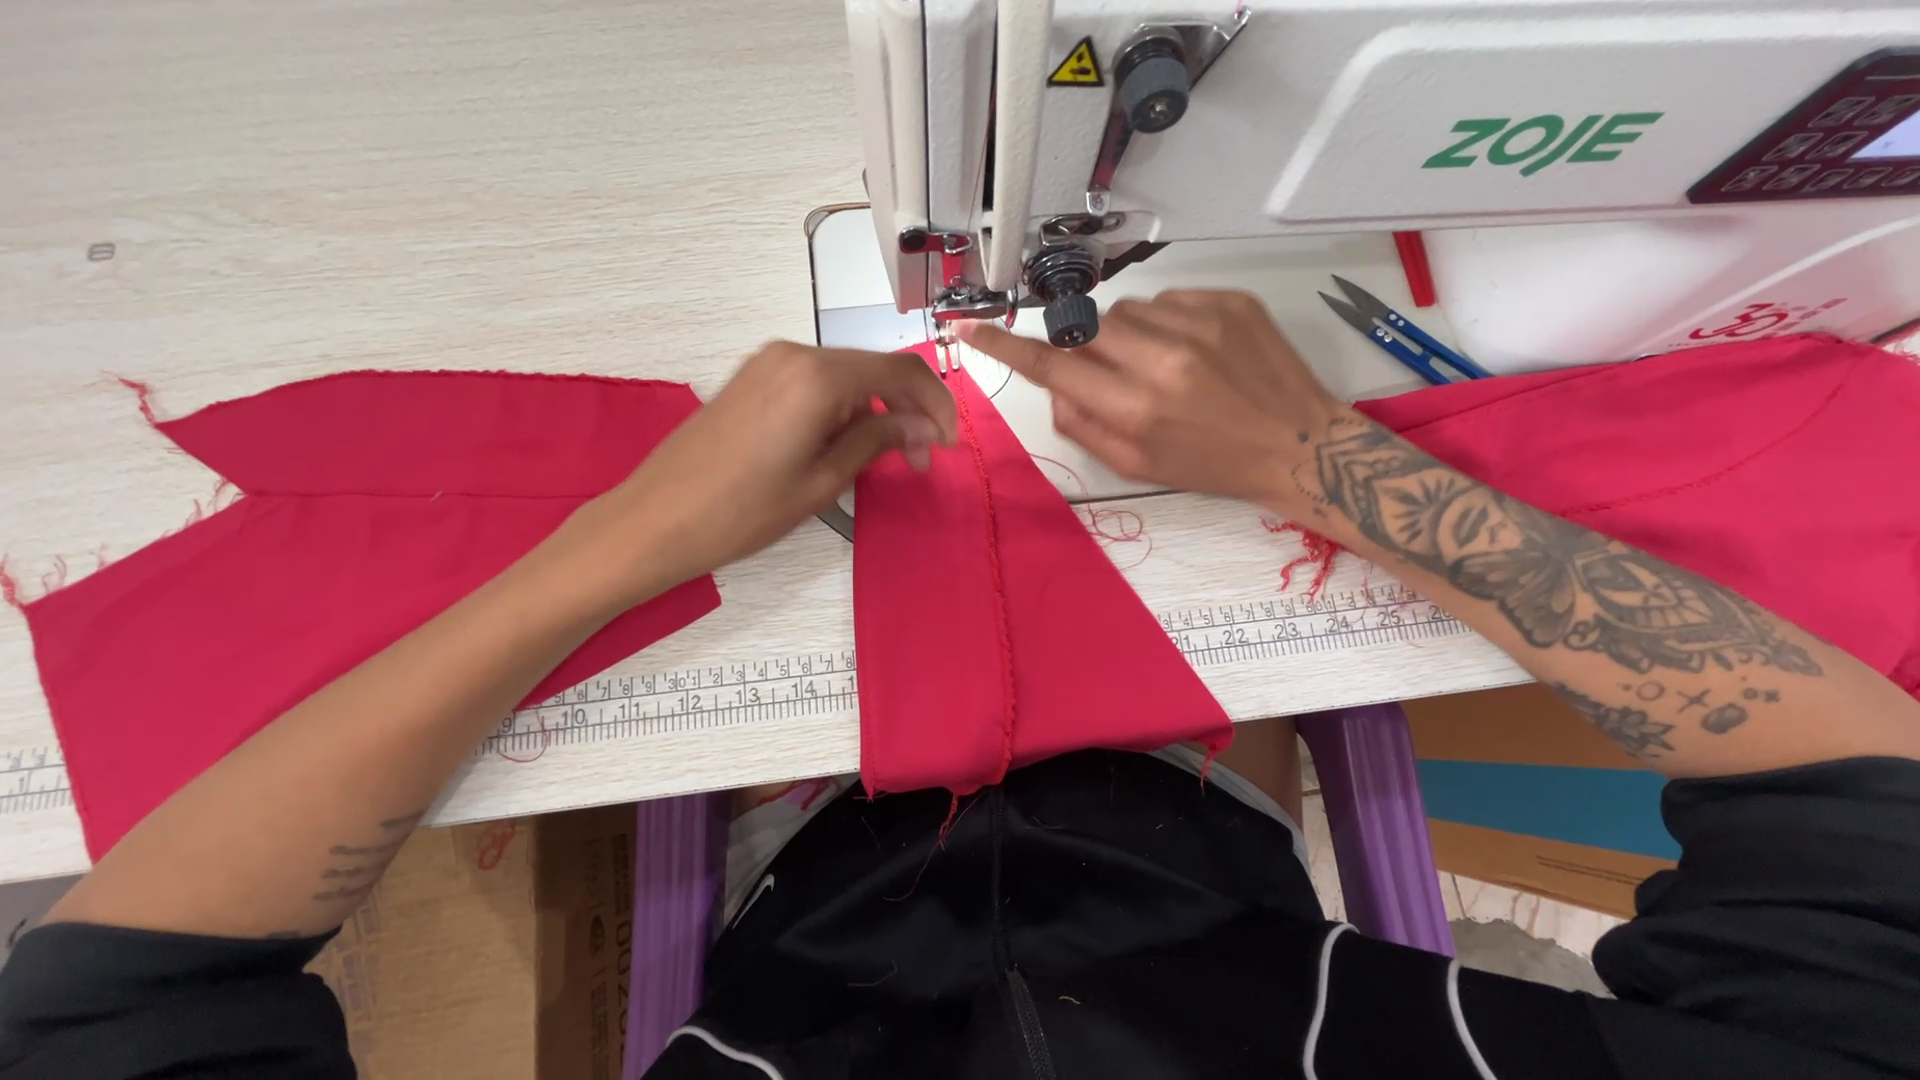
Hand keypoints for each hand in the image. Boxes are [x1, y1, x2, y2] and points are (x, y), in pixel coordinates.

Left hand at [590, 343, 955, 593]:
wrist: (655, 520)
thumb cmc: (742, 512)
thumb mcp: (822, 482)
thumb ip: (877, 441)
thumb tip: (922, 426)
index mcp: (817, 375)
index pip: (900, 372)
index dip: (936, 406)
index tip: (950, 445)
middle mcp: (793, 354)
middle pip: (873, 370)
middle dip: (906, 411)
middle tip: (920, 462)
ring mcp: (768, 363)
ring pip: (845, 377)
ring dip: (874, 411)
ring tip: (884, 460)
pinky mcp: (752, 378)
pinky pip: (815, 383)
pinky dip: (842, 408)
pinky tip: (845, 444)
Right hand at [958, 290, 1352, 512]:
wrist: (1299, 444)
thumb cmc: (1213, 465)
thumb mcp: (1139, 466)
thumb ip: (1084, 426)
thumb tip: (1055, 387)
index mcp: (1136, 409)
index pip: (1052, 367)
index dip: (1005, 347)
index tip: (969, 327)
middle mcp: (1163, 359)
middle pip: (1087, 327)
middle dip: (1088, 348)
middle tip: (1116, 374)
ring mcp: (1201, 322)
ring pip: (1126, 309)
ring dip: (1128, 334)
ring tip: (1163, 364)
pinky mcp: (1230, 301)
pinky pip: (1169, 298)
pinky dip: (1167, 322)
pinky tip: (1193, 350)